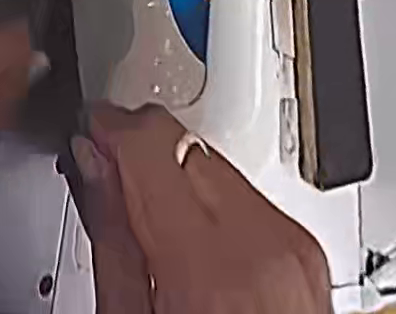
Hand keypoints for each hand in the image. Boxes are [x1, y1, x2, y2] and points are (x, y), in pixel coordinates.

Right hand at [73, 103, 330, 313]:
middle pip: (181, 140)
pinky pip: (240, 185)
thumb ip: (112, 234)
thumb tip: (93, 162)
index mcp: (211, 269)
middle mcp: (261, 243)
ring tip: (150, 214)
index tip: (92, 128)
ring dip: (172, 167)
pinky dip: (207, 191)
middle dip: (139, 147)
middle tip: (109, 168)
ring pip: (208, 154)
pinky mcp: (303, 242)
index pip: (152, 142)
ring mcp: (290, 241)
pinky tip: (189, 229)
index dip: (112, 126)